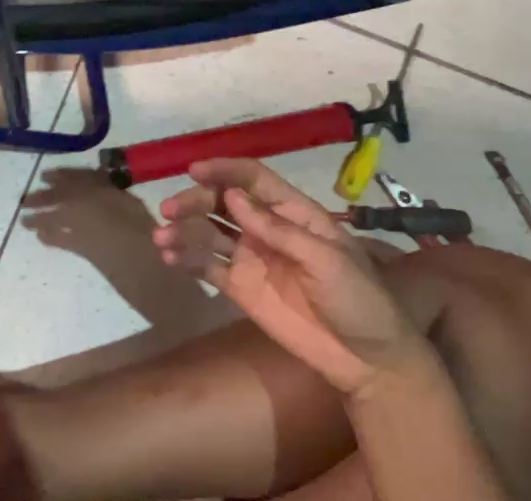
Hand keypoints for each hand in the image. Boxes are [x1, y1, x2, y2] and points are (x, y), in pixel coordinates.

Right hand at [153, 158, 431, 394]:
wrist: (368, 360)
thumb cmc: (359, 301)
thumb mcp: (327, 260)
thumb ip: (277, 229)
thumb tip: (232, 196)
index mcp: (293, 213)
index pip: (252, 179)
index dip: (224, 170)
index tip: (193, 170)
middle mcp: (265, 228)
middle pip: (222, 202)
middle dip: (194, 201)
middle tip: (169, 210)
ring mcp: (250, 257)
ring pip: (207, 232)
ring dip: (183, 230)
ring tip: (161, 238)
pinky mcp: (239, 287)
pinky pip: (206, 265)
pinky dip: (185, 258)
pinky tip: (169, 257)